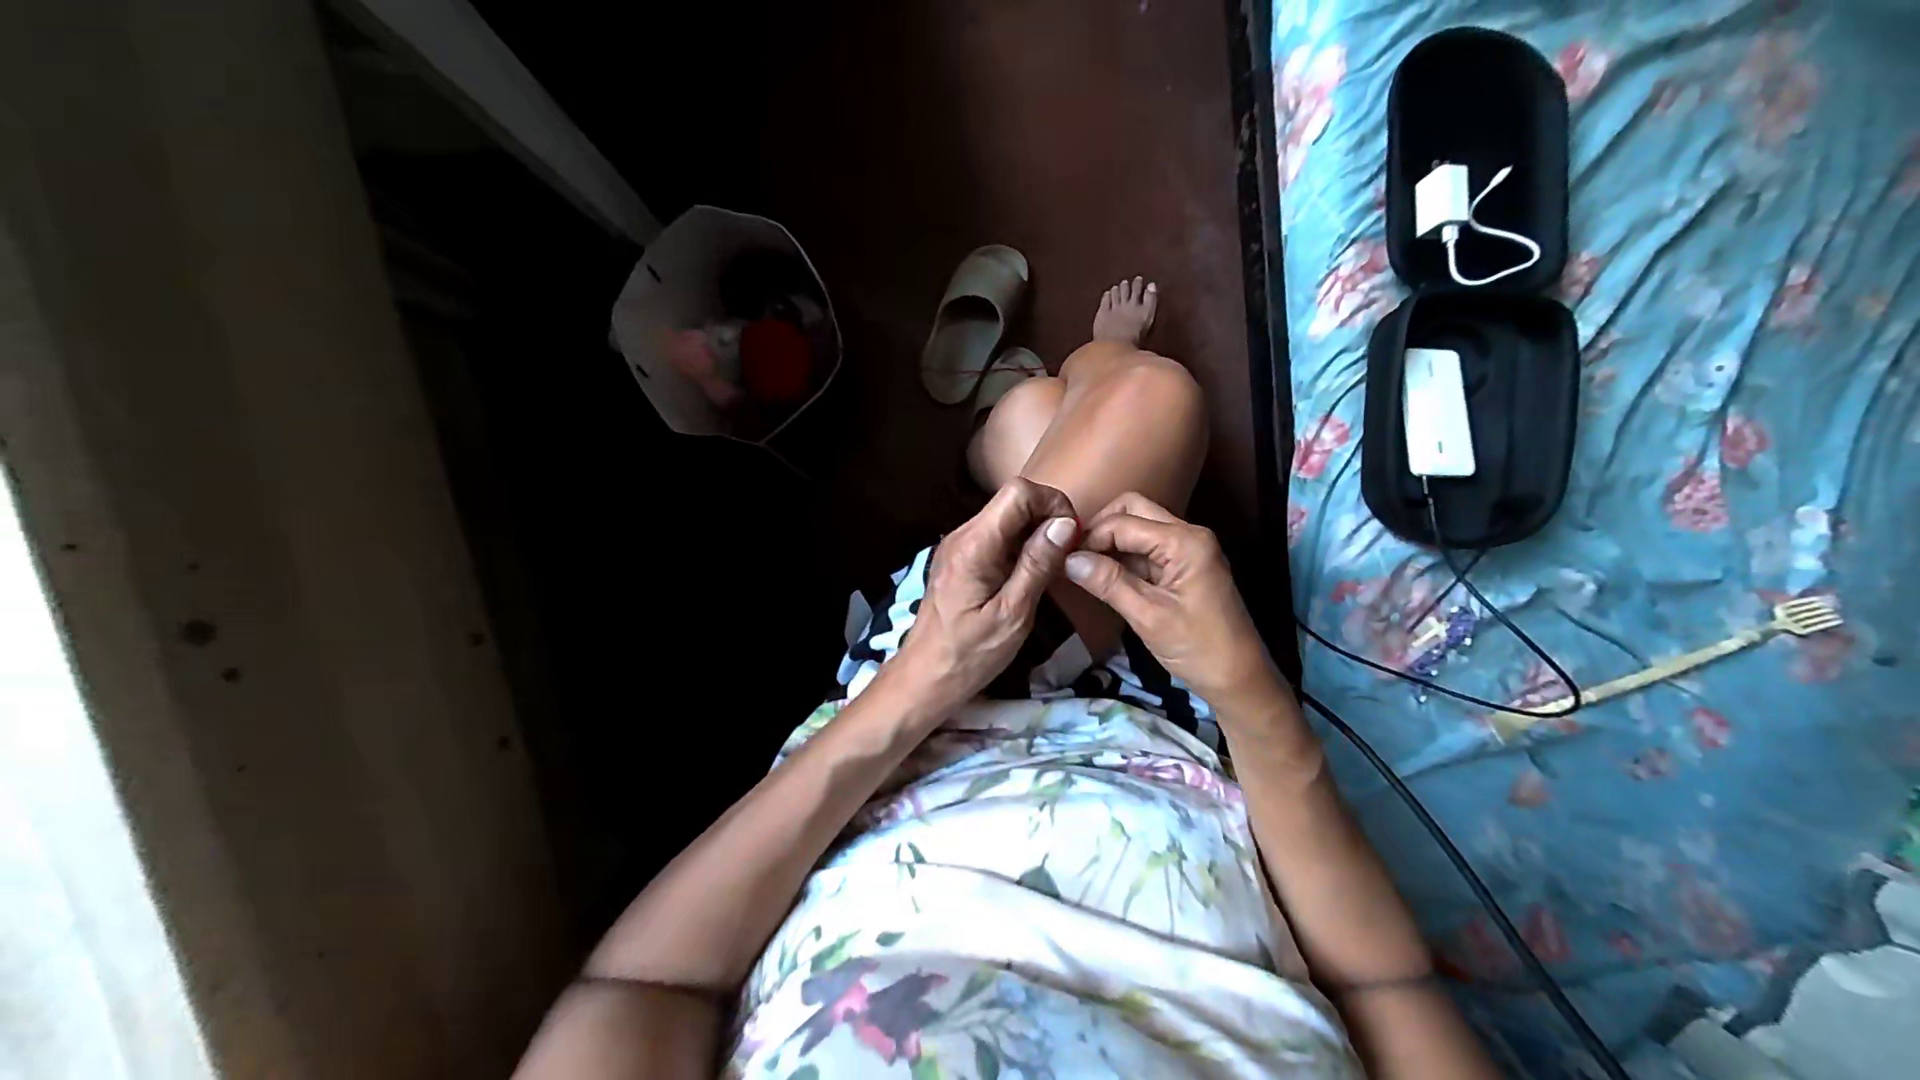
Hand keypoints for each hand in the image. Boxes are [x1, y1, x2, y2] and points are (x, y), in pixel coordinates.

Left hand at [895, 478, 1079, 712]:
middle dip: (1048, 519)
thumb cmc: (969, 655)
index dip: (1052, 504)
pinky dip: (1021, 547)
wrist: (925, 678)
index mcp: (973, 545)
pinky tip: (1031, 576)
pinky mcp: (961, 559)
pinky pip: (997, 537)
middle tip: (1067, 557)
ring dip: (1036, 534)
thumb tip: (1065, 524)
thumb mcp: (1013, 615)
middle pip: (1013, 500)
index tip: (1071, 537)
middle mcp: (962, 535)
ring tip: (1053, 569)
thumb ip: (1037, 565)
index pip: (1018, 491)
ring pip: (1007, 517)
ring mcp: (959, 545)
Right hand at [1064, 492, 1283, 713]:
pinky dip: (1122, 557)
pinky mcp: (1183, 566)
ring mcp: (1187, 549)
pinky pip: (1146, 549)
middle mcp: (1188, 534)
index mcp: (1185, 541)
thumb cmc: (1198, 648)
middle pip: (1133, 509)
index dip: (1090, 537)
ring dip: (1110, 542)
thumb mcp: (1148, 616)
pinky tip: (1103, 577)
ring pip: (1138, 527)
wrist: (1239, 679)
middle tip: (1075, 556)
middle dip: (1100, 528)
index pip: (1123, 522)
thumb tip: (1068, 559)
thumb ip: (1108, 583)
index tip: (1063, 559)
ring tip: (1083, 568)